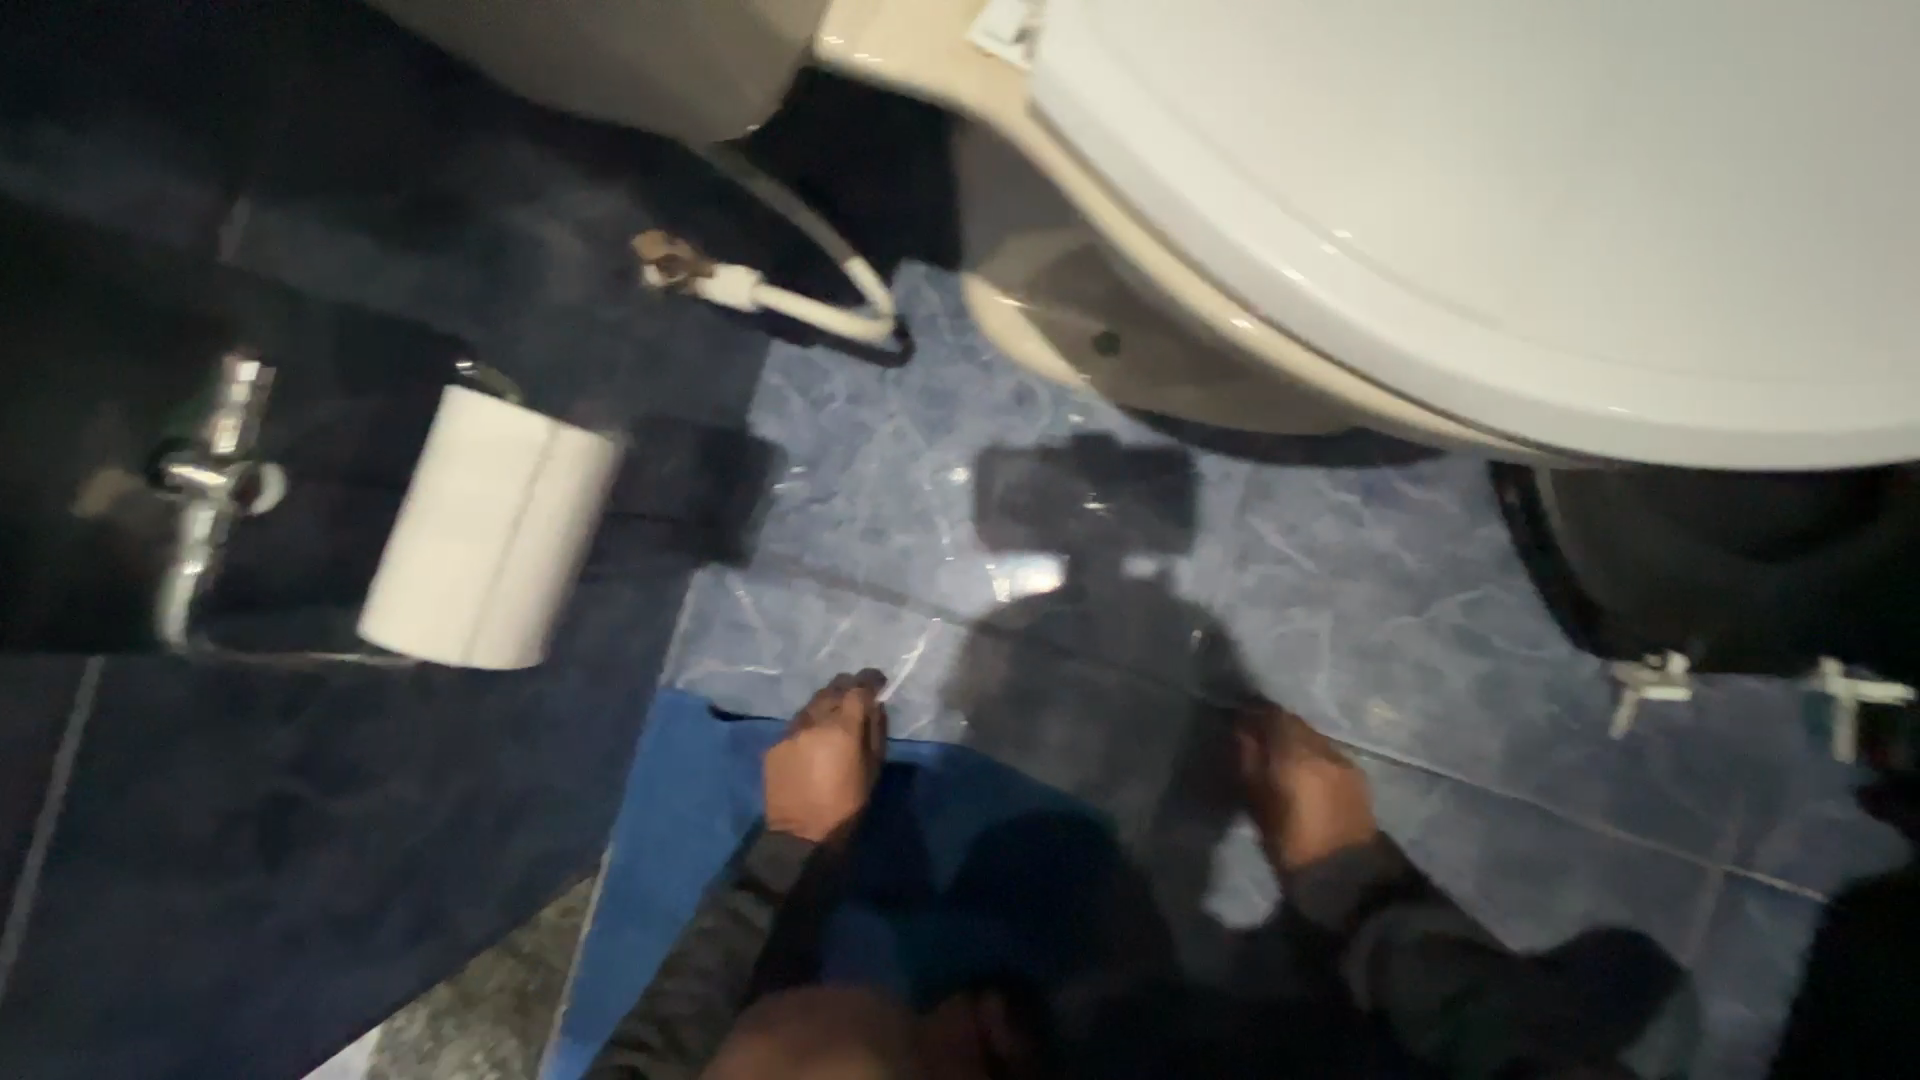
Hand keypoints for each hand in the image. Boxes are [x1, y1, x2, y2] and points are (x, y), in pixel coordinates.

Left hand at [764, 670, 888, 842]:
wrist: (801, 836)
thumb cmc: (847, 806)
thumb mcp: (874, 769)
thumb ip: (875, 731)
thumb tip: (875, 706)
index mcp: (843, 726)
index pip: (858, 687)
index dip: (870, 680)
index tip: (878, 682)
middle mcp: (814, 720)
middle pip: (832, 688)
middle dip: (847, 687)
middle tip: (856, 696)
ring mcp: (791, 731)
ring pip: (811, 704)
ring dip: (825, 704)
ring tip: (834, 716)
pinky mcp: (775, 745)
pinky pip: (796, 725)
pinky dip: (808, 725)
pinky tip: (812, 740)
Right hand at [1237, 701, 1377, 871]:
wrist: (1346, 878)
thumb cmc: (1290, 842)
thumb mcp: (1256, 801)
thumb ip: (1248, 759)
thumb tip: (1241, 732)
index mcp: (1295, 753)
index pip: (1272, 715)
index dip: (1253, 714)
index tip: (1238, 722)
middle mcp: (1322, 748)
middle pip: (1294, 722)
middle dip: (1273, 725)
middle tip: (1255, 738)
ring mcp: (1344, 760)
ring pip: (1312, 736)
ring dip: (1294, 739)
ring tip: (1278, 756)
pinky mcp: (1357, 775)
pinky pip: (1326, 751)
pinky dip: (1311, 753)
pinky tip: (1303, 771)